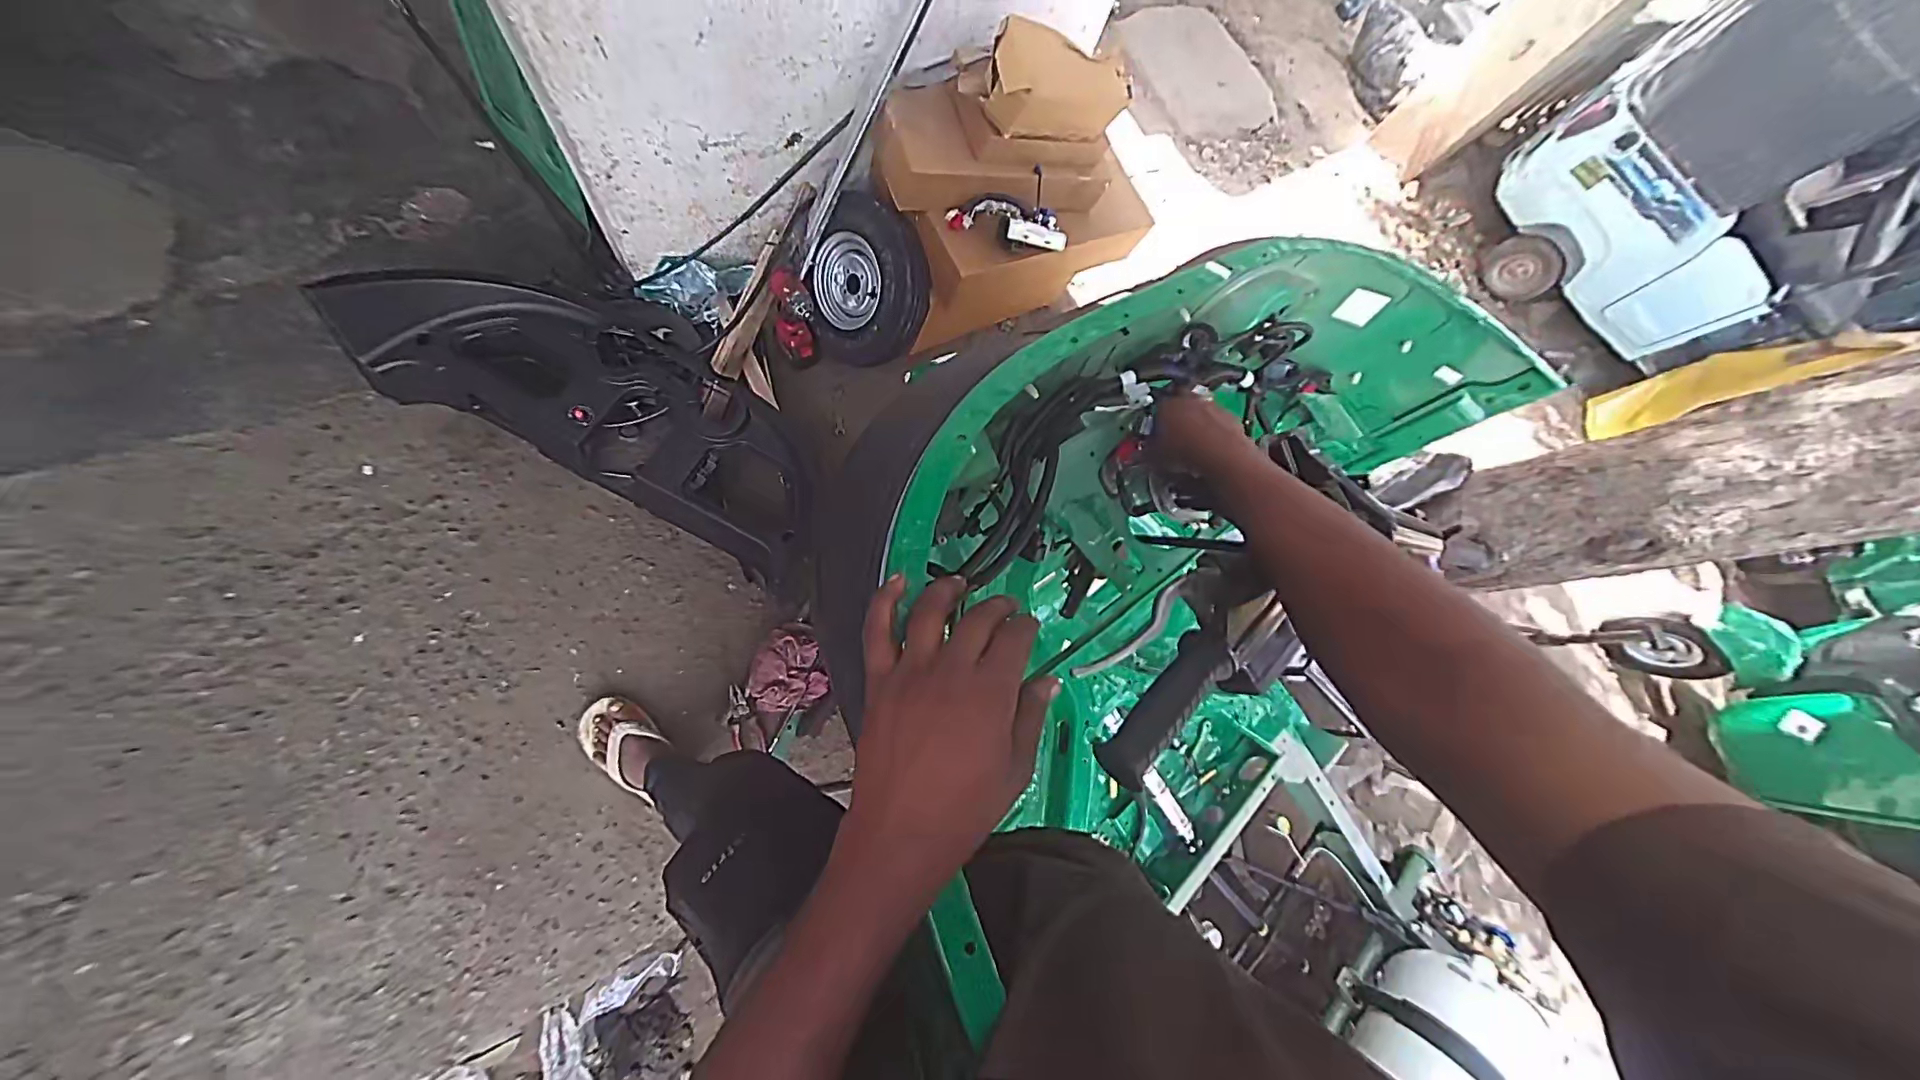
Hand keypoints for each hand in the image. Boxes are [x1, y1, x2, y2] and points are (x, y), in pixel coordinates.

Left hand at [846, 576, 1057, 877]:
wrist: (901, 832)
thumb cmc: (965, 809)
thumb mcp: (1015, 768)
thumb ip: (1030, 717)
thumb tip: (1046, 682)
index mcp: (991, 691)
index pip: (1015, 639)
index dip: (1026, 627)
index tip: (1030, 628)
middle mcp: (952, 670)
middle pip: (979, 619)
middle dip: (998, 607)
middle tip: (1006, 609)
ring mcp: (911, 672)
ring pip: (930, 612)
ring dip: (948, 590)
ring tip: (960, 583)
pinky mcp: (880, 681)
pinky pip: (878, 631)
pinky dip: (885, 601)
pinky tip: (897, 583)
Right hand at [1152, 390, 1267, 475]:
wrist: (1223, 460)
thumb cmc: (1183, 456)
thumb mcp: (1154, 458)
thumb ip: (1145, 452)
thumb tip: (1139, 453)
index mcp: (1166, 404)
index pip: (1155, 407)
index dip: (1153, 421)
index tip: (1153, 434)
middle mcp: (1190, 399)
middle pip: (1179, 404)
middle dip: (1176, 417)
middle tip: (1172, 436)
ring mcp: (1213, 406)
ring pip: (1199, 411)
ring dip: (1196, 423)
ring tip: (1192, 445)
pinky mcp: (1231, 418)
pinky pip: (1216, 422)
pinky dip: (1213, 432)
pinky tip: (1210, 449)